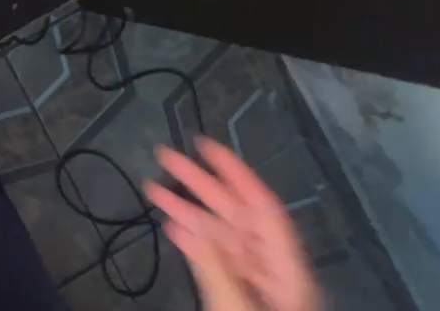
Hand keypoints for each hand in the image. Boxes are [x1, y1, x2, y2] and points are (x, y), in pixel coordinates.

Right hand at [145, 139, 319, 310]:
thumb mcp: (237, 308)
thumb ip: (215, 267)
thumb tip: (190, 224)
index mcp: (286, 272)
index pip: (263, 210)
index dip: (237, 174)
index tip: (205, 145)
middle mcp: (273, 272)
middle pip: (239, 217)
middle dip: (203, 185)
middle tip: (164, 157)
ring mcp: (257, 287)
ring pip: (223, 236)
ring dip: (190, 210)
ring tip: (153, 188)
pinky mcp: (240, 299)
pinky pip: (217, 260)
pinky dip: (194, 240)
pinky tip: (172, 226)